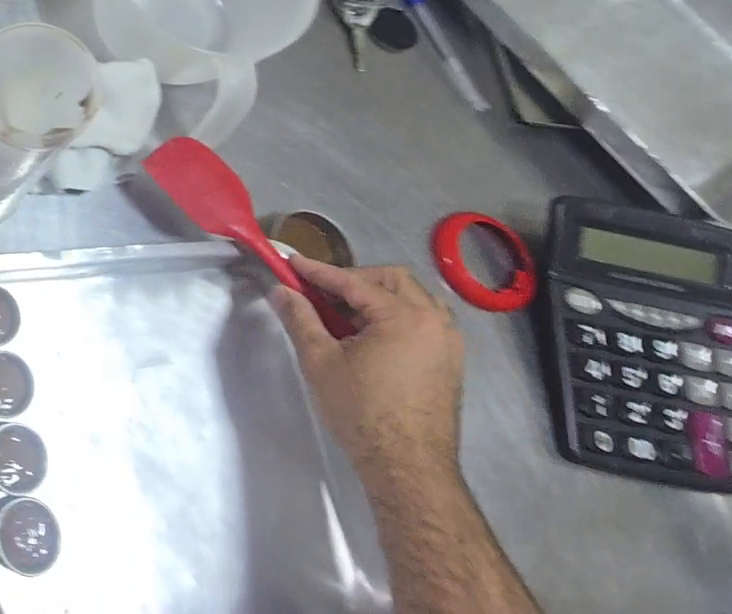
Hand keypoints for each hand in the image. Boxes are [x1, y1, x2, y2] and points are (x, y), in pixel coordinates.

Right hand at [271, 258, 464, 487]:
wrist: (407, 467)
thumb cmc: (361, 411)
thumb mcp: (320, 361)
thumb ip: (300, 318)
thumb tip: (281, 291)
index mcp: (404, 317)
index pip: (354, 282)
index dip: (318, 271)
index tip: (291, 263)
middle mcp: (435, 322)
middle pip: (391, 280)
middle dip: (353, 279)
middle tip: (321, 293)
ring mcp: (448, 342)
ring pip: (412, 298)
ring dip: (378, 296)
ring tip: (345, 314)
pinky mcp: (450, 362)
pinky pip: (424, 320)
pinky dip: (396, 315)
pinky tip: (370, 335)